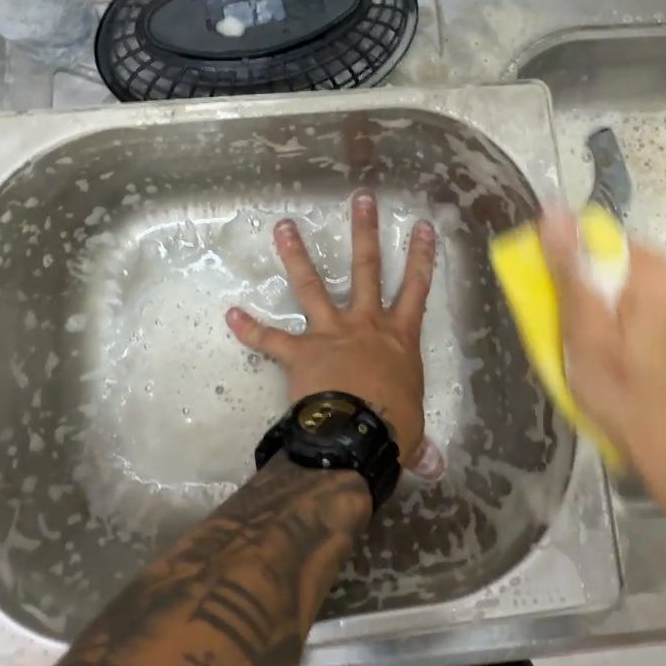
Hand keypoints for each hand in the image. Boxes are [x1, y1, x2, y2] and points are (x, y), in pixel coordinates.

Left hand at [225, 189, 436, 466]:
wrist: (356, 437)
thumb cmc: (392, 429)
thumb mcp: (413, 433)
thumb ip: (420, 443)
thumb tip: (435, 467)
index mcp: (399, 338)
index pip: (417, 289)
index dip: (422, 257)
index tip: (422, 226)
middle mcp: (365, 324)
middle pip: (367, 268)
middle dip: (364, 231)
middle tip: (361, 198)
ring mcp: (330, 333)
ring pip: (312, 286)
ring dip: (296, 255)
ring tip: (283, 225)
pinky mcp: (300, 352)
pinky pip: (270, 340)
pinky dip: (250, 329)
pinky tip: (230, 313)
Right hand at [540, 210, 665, 480]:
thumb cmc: (627, 398)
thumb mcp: (585, 335)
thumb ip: (570, 271)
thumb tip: (552, 211)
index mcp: (656, 269)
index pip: (592, 239)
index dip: (566, 268)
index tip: (555, 306)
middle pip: (609, 259)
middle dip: (583, 290)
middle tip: (572, 335)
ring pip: (622, 281)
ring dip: (599, 306)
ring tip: (593, 349)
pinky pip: (641, 299)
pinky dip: (620, 318)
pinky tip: (617, 354)